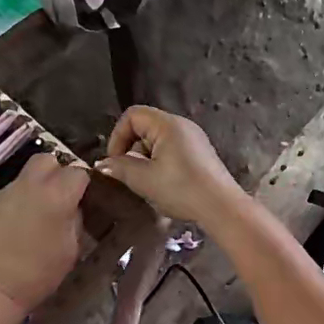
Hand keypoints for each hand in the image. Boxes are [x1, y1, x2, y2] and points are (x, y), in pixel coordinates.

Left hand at [0, 152, 88, 311]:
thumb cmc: (38, 274)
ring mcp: (3, 193)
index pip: (78, 172)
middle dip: (55, 172)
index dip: (82, 184)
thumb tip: (72, 208)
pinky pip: (5, 196)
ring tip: (32, 217)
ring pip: (23, 178)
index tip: (82, 199)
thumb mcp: (71, 250)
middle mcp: (29, 185)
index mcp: (57, 196)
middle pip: (46, 159)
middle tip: (57, 196)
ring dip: (33, 190)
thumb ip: (75, 221)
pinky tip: (10, 230)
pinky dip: (13, 206)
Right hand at [94, 106, 245, 223]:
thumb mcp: (144, 180)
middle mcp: (182, 125)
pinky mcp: (200, 153)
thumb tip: (102, 164)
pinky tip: (163, 185)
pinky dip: (160, 163)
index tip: (116, 161)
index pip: (132, 115)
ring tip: (146, 183)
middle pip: (145, 127)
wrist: (222, 207)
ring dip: (145, 159)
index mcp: (168, 124)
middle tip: (129, 174)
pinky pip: (171, 150)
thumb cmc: (181, 189)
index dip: (118, 136)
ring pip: (157, 140)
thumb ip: (120, 168)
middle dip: (131, 149)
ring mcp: (193, 139)